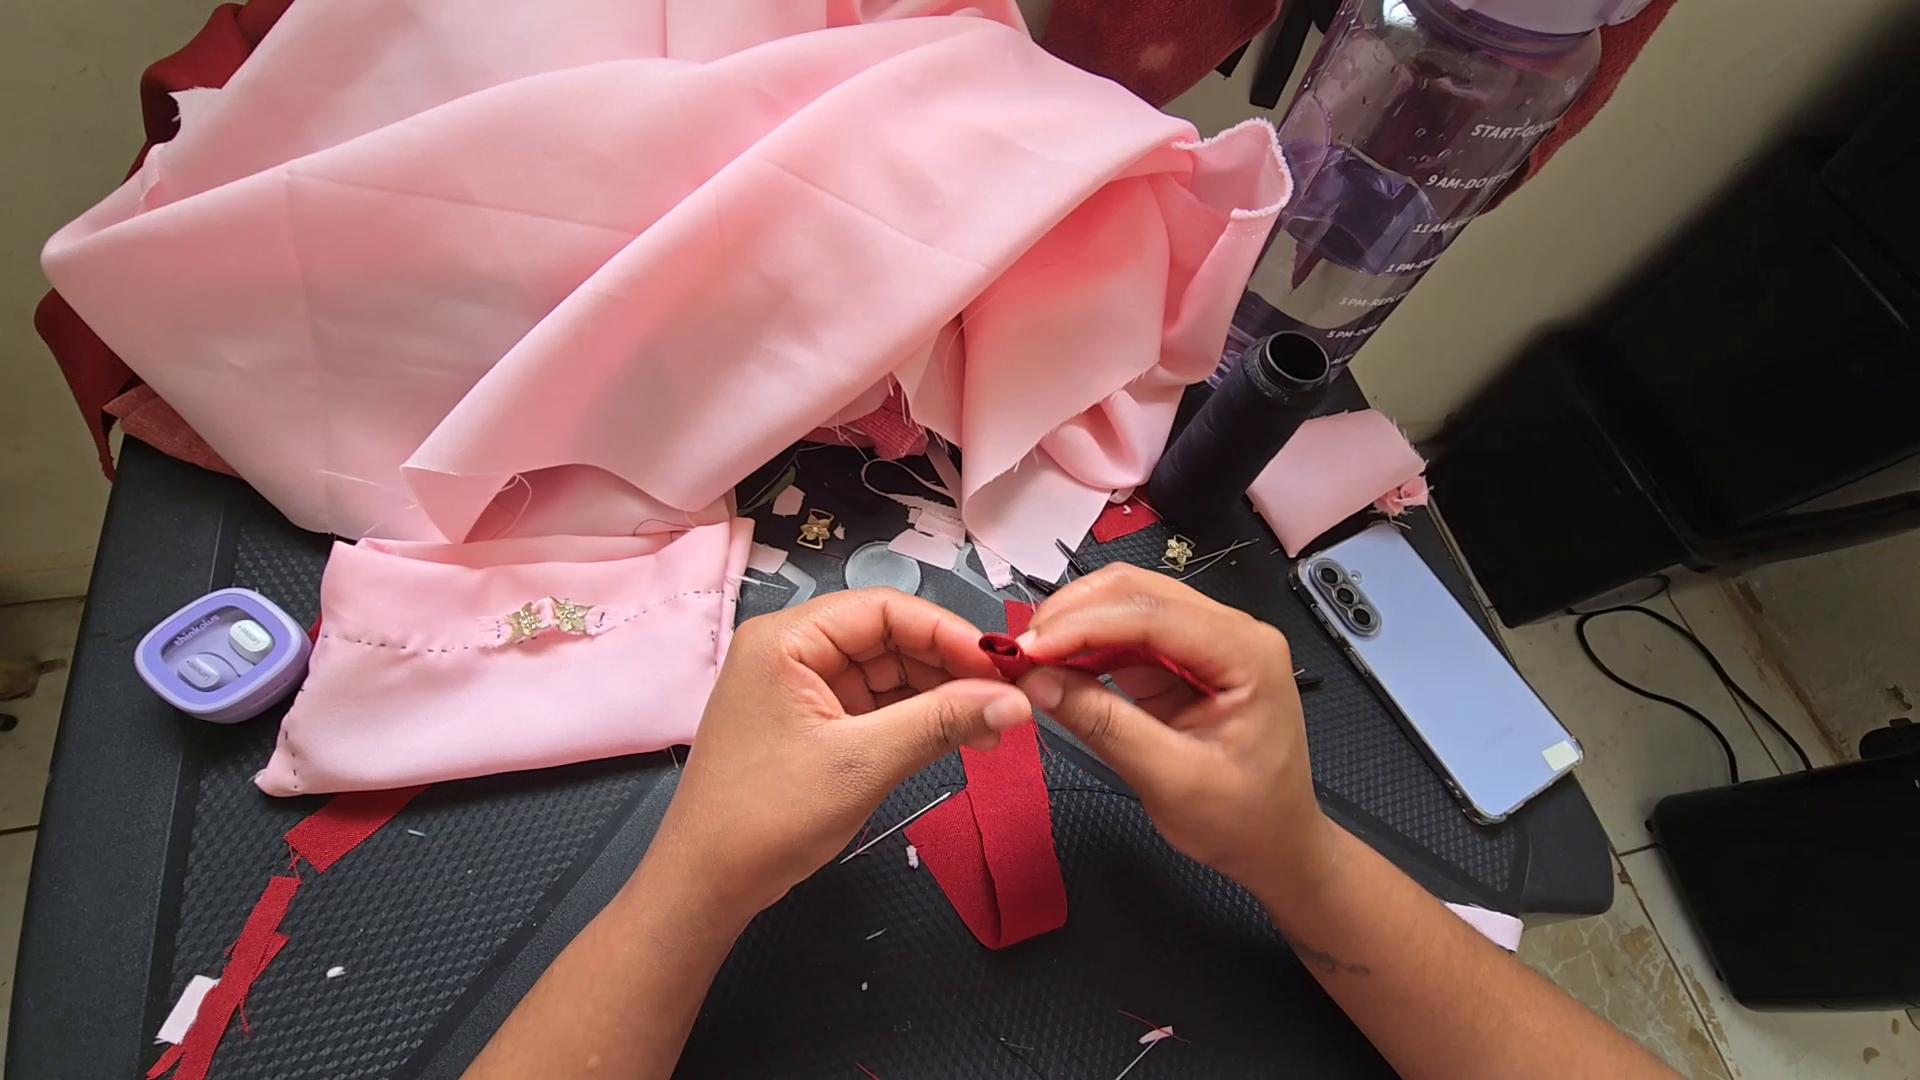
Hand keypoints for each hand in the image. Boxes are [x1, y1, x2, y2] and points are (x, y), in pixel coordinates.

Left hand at [640, 587, 1031, 925]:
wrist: (705, 889)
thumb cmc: (770, 817)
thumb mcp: (863, 763)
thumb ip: (942, 723)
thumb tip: (1018, 701)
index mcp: (789, 637)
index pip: (885, 609)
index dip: (948, 632)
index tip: (1002, 664)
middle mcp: (796, 648)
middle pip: (891, 637)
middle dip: (950, 667)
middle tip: (1007, 697)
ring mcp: (806, 683)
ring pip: (891, 671)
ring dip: (941, 695)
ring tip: (993, 724)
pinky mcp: (817, 717)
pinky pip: (879, 702)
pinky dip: (919, 717)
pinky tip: (961, 734)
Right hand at [1014, 564, 1337, 912]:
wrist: (1274, 844)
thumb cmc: (1243, 820)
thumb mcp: (1172, 780)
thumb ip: (1105, 726)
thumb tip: (1036, 683)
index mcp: (1246, 652)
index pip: (1153, 614)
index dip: (1084, 625)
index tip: (1029, 650)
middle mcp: (1227, 630)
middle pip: (1136, 591)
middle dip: (1072, 614)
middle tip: (1020, 652)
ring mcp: (1201, 638)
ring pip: (1123, 602)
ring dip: (1072, 623)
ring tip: (1029, 657)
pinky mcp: (1176, 655)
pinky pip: (1120, 632)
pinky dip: (1082, 643)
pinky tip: (1054, 663)